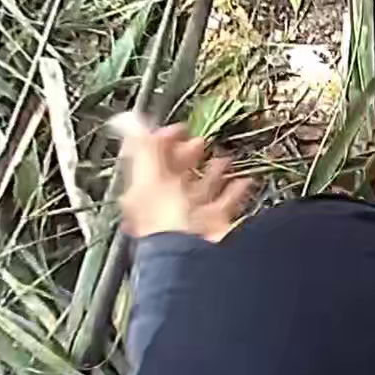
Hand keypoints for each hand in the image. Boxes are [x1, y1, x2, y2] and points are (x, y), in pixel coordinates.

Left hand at [109, 113, 253, 241]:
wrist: (196, 253)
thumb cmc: (168, 222)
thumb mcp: (151, 178)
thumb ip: (146, 149)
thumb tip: (130, 121)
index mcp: (145, 194)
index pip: (151, 161)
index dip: (163, 142)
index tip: (179, 128)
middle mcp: (168, 206)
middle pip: (178, 174)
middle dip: (189, 154)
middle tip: (200, 139)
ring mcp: (193, 215)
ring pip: (204, 188)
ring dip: (215, 171)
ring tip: (224, 158)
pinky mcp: (217, 223)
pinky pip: (228, 202)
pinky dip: (236, 189)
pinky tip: (243, 179)